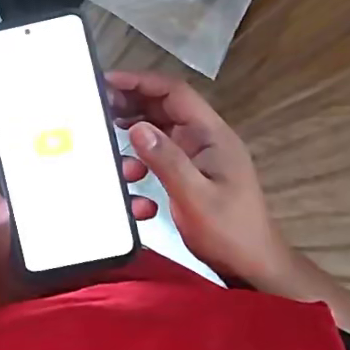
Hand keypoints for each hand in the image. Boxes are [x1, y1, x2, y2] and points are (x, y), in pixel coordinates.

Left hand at [0, 116, 161, 321]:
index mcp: (28, 188)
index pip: (64, 162)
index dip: (89, 150)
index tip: (111, 138)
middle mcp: (48, 208)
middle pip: (89, 186)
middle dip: (116, 177)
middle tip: (137, 171)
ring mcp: (61, 236)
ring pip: (100, 214)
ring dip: (126, 206)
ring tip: (145, 205)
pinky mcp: (69, 262)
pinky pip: (100, 247)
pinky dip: (120, 239)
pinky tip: (138, 233)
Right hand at [106, 70, 298, 291]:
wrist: (252, 268)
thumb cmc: (230, 231)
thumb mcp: (195, 196)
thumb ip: (166, 161)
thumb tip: (136, 127)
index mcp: (211, 135)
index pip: (174, 93)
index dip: (141, 82)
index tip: (107, 82)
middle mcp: (203, 139)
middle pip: (162, 107)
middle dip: (130, 104)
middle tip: (97, 109)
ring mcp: (195, 156)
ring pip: (157, 130)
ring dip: (132, 136)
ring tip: (110, 148)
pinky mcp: (187, 173)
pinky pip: (157, 155)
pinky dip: (140, 161)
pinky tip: (131, 180)